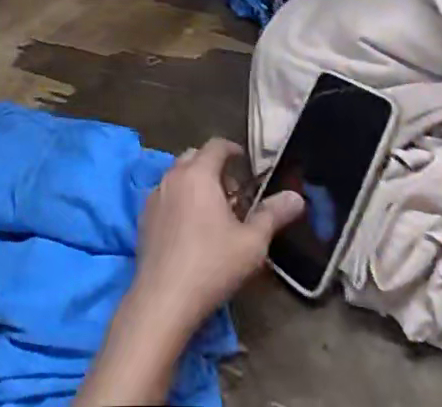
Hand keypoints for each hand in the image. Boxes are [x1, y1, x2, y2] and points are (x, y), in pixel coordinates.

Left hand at [133, 139, 304, 330]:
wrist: (164, 296)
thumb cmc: (213, 264)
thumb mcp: (252, 242)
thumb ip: (273, 215)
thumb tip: (297, 197)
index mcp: (198, 174)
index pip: (215, 146)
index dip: (232, 149)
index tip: (245, 161)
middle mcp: (172, 176)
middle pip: (194, 156)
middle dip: (214, 166)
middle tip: (233, 193)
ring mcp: (154, 195)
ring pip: (177, 175)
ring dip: (196, 182)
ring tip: (213, 211)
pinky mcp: (144, 215)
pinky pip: (165, 194)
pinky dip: (180, 198)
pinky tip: (190, 228)